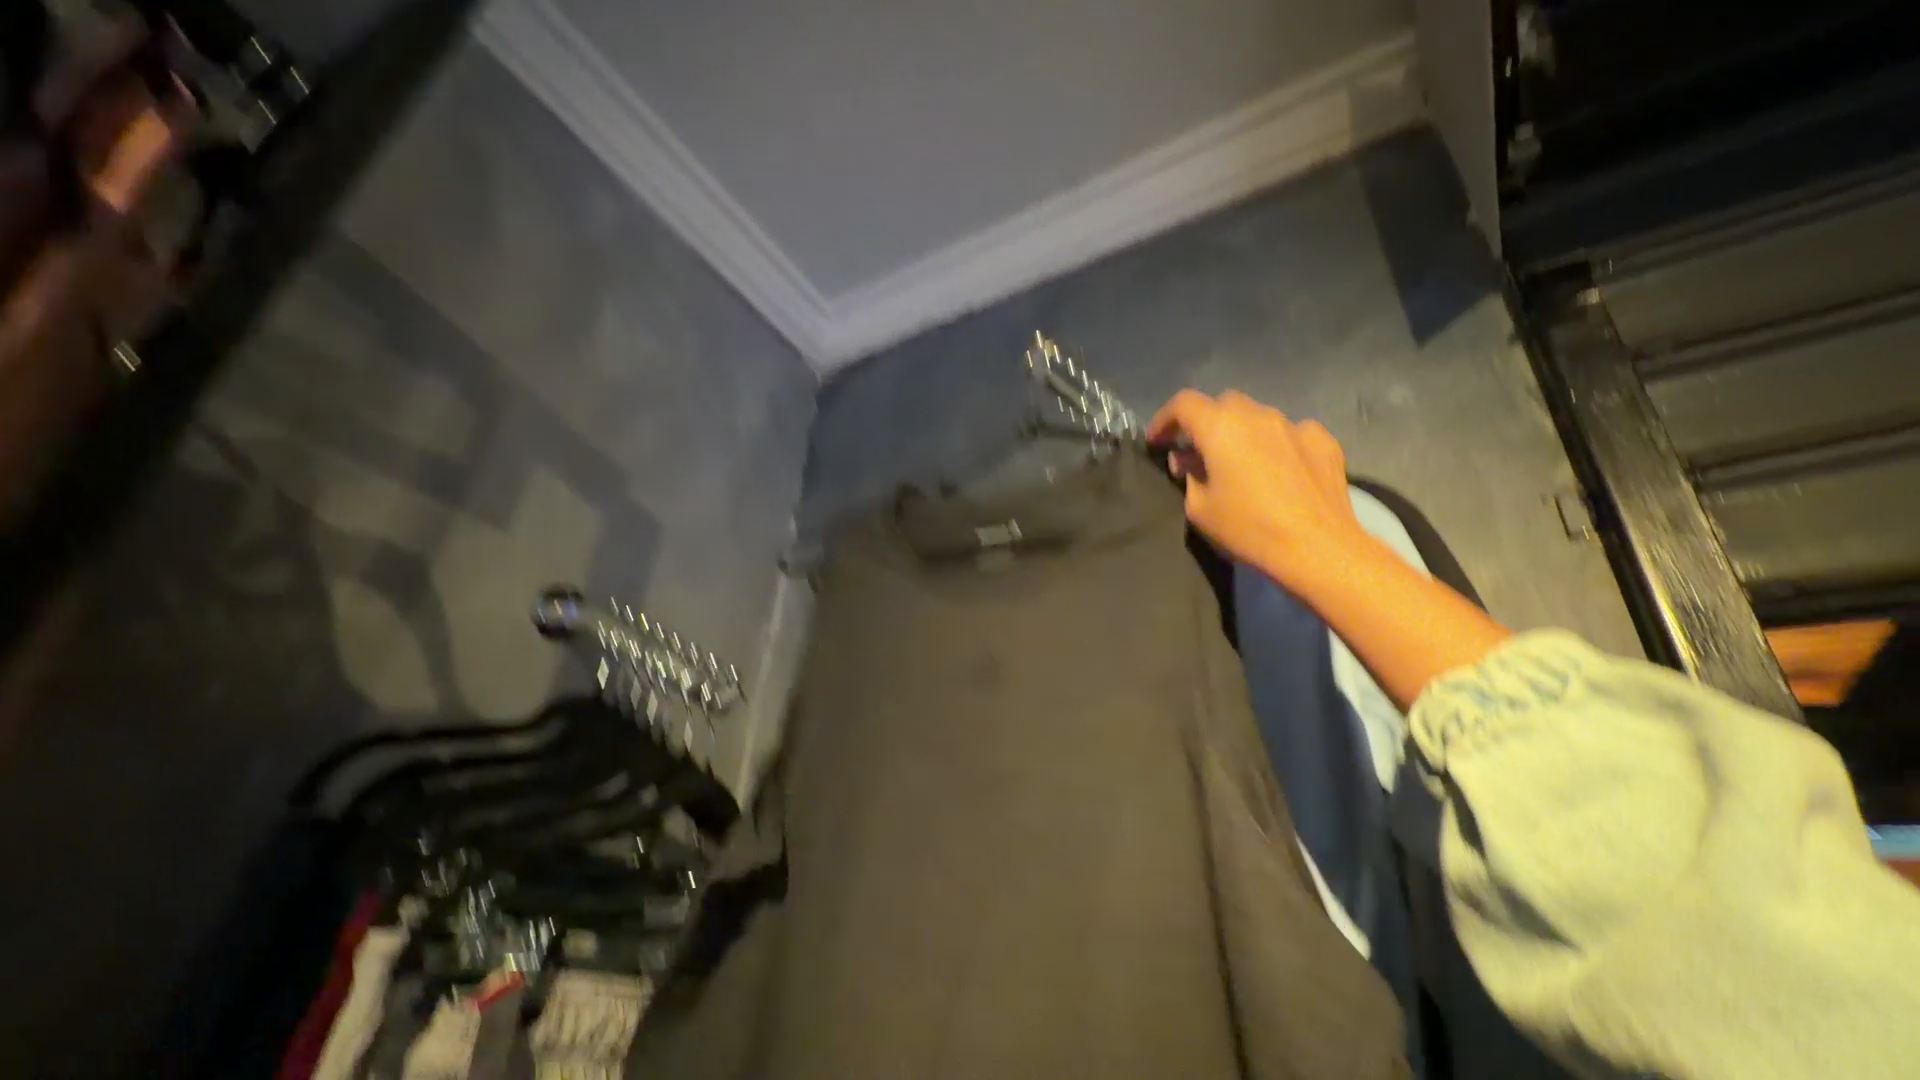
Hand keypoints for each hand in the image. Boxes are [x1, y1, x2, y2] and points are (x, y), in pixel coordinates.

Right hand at [1147, 390, 1368, 590]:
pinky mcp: (1324, 440)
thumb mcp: (1200, 510)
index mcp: (1221, 427)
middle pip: (1223, 404)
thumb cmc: (1248, 529)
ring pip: (1259, 416)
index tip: (1159, 442)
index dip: (1165, 419)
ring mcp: (1295, 424)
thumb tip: (1189, 460)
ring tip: (1243, 463)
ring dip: (1244, 433)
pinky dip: (1278, 445)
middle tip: (1200, 452)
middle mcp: (1257, 415)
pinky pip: (1291, 433)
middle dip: (1206, 423)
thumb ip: (1188, 476)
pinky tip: (1282, 471)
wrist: (1317, 548)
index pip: (1183, 403)